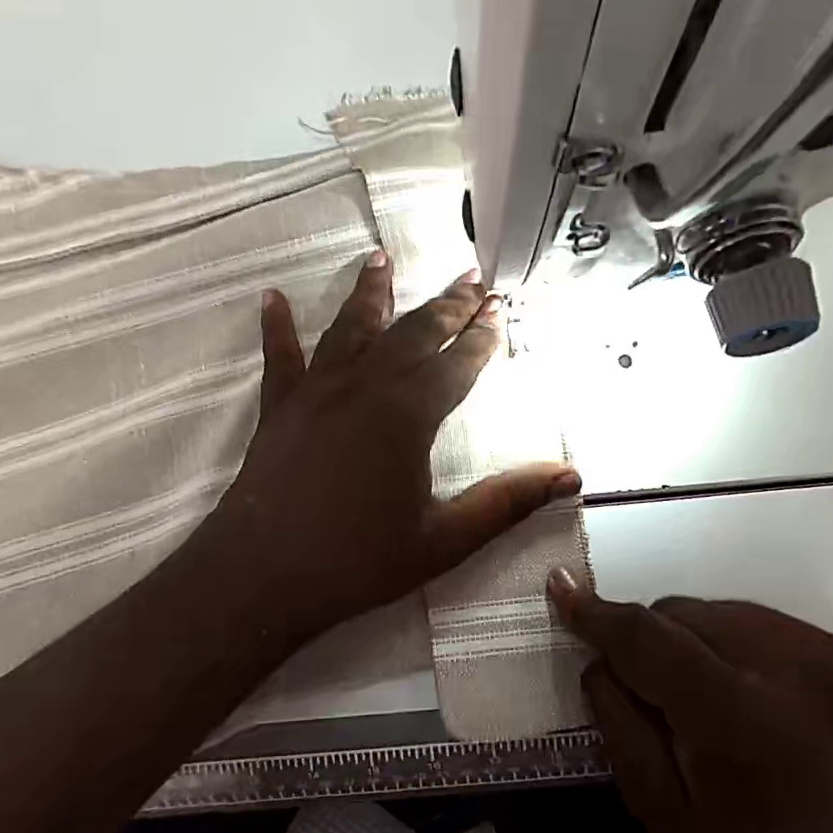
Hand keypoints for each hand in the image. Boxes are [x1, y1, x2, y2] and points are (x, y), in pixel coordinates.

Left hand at [189, 249, 579, 640]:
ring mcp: (317, 391)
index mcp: (409, 414)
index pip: (457, 363)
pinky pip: (280, 356)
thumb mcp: (443, 539)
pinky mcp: (280, 406)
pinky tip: (273, 298)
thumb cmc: (356, 561)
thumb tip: (569, 477)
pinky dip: (277, 326)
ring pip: (349, 328)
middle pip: (413, 333)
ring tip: (380, 258)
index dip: (482, 336)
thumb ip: (506, 503)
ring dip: (371, 293)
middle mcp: (365, 387)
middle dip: (445, 305)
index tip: (499, 309)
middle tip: (468, 278)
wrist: (264, 574)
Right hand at [547, 574, 832, 832]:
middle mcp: (806, 674)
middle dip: (656, 637)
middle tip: (652, 682)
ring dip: (703, 639)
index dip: (600, 614)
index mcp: (748, 724)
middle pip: (690, 612)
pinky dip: (750, 647)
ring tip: (711, 690)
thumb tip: (598, 662)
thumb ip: (621, 729)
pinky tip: (762, 693)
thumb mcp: (671, 818)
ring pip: (731, 609)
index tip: (562, 589)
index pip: (652, 640)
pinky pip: (779, 625)